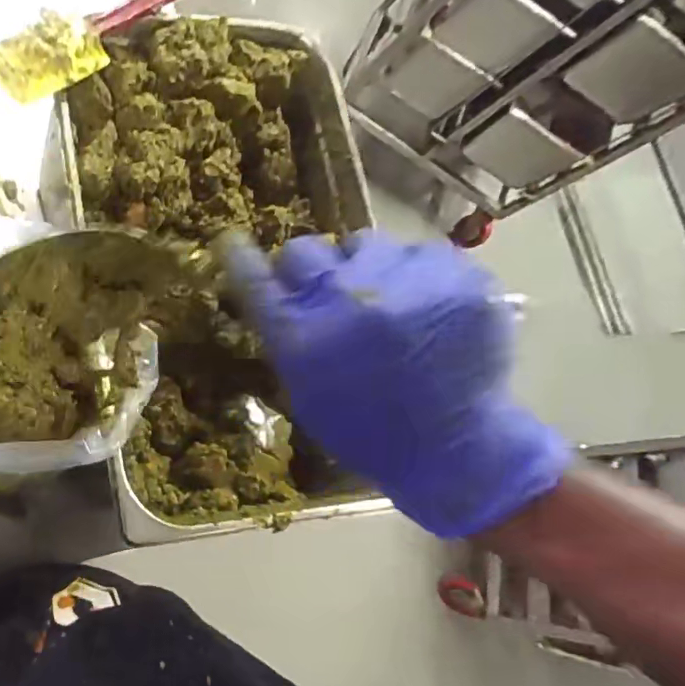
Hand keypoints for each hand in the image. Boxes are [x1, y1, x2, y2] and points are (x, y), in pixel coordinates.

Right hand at [221, 229, 570, 537]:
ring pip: (365, 242)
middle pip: (303, 248)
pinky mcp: (452, 271)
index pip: (253, 278)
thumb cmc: (365, 429)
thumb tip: (283, 295)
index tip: (232, 241)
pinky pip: (420, 253)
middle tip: (327, 289)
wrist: (451, 444)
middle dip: (308, 267)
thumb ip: (291, 339)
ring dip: (365, 266)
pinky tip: (429, 310)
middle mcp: (340, 296)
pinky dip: (417, 276)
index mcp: (298, 334)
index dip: (239, 257)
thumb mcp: (306, 392)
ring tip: (387, 299)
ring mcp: (400, 278)